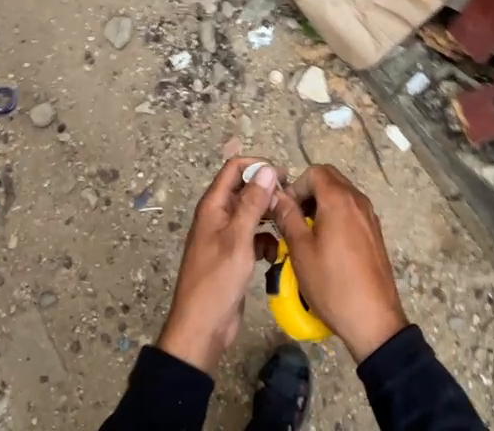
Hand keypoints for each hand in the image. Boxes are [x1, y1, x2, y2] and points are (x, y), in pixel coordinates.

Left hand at [156, 156, 281, 371]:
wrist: (202, 327)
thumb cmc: (217, 280)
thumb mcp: (238, 238)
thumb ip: (252, 203)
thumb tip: (267, 169)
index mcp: (213, 206)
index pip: (234, 169)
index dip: (258, 166)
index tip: (284, 176)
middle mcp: (218, 216)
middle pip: (245, 190)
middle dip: (267, 193)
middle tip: (291, 203)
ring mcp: (226, 237)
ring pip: (252, 215)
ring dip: (269, 218)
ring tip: (287, 226)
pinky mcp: (234, 256)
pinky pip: (253, 237)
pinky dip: (266, 241)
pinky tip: (275, 254)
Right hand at [271, 165, 409, 360]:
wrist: (373, 319)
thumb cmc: (332, 284)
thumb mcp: (301, 251)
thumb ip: (288, 217)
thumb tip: (277, 196)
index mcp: (339, 199)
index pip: (314, 171)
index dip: (296, 186)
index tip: (285, 211)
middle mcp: (358, 200)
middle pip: (330, 179)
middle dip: (308, 193)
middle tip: (294, 220)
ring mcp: (370, 216)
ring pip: (341, 194)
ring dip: (322, 204)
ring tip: (307, 234)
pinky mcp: (375, 232)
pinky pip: (352, 210)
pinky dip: (336, 216)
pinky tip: (327, 245)